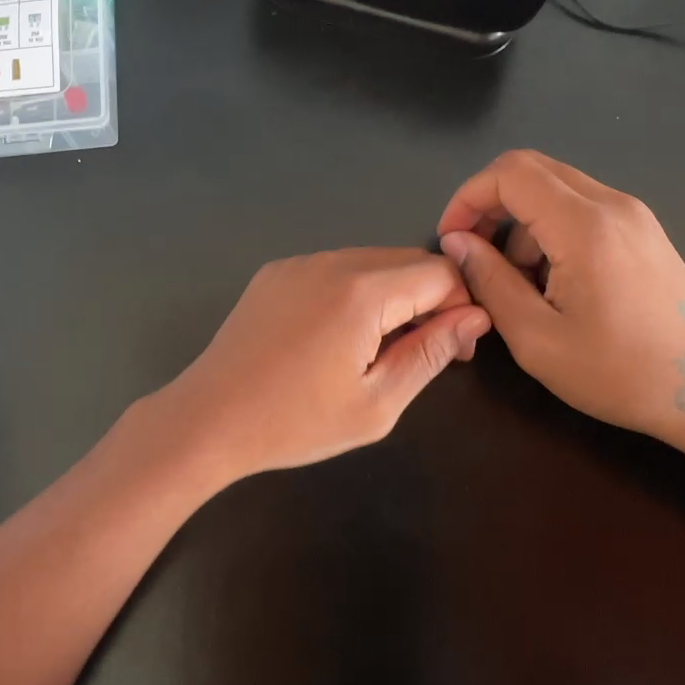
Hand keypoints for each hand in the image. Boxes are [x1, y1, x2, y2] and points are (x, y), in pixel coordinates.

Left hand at [151, 248, 492, 481]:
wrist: (209, 419)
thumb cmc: (296, 423)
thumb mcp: (377, 403)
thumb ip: (430, 353)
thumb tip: (476, 316)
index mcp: (361, 292)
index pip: (440, 273)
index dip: (462, 307)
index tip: (458, 352)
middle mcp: (330, 261)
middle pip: (406, 261)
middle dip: (430, 299)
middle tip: (424, 353)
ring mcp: (297, 264)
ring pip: (370, 263)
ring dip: (392, 296)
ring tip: (379, 349)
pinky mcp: (274, 274)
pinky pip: (333, 270)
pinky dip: (353, 293)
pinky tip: (337, 338)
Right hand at [436, 150, 684, 446]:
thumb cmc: (618, 374)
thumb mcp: (536, 338)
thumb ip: (490, 282)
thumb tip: (456, 242)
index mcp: (585, 227)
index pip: (510, 173)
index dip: (468, 197)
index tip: (451, 240)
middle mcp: (613, 205)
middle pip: (532, 168)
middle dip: (489, 204)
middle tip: (473, 254)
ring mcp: (634, 215)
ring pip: (555, 189)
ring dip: (521, 224)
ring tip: (517, 284)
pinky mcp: (644, 231)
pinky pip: (582, 209)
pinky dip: (550, 231)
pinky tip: (553, 283)